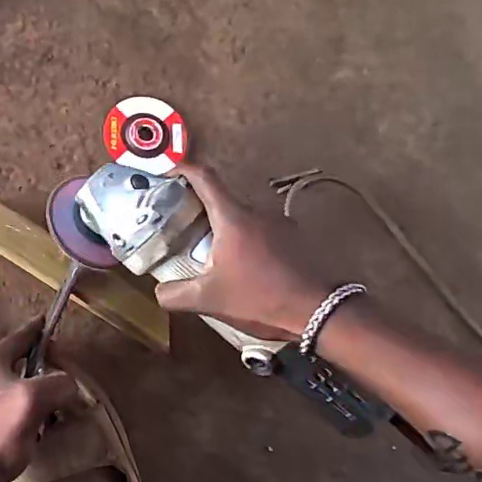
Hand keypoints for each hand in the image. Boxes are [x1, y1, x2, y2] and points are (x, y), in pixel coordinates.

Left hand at [0, 318, 86, 481]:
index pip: (19, 337)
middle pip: (18, 360)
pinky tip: (37, 423)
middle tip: (63, 374)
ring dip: (36, 390)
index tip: (49, 321)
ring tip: (55, 404)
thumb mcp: (34, 400)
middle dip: (41, 366)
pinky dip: (26, 407)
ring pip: (15, 383)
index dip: (37, 330)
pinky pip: (9, 402)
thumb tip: (69, 386)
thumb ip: (58, 384)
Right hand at [153, 164, 338, 337]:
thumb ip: (176, 295)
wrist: (322, 312)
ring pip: (243, 219)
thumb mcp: (209, 300)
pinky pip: (263, 233)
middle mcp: (257, 212)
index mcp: (233, 218)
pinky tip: (247, 270)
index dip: (183, 168)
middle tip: (184, 231)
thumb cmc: (261, 298)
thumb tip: (159, 292)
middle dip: (201, 212)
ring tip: (216, 258)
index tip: (168, 170)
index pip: (204, 178)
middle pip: (222, 201)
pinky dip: (248, 243)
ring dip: (226, 232)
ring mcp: (281, 224)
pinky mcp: (297, 239)